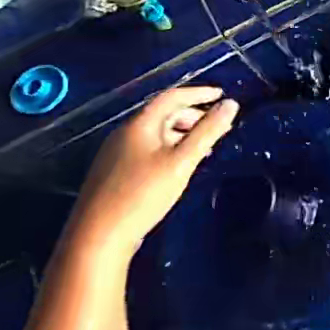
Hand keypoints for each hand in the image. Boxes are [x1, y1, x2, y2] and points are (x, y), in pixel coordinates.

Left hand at [71, 86, 238, 259]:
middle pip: (162, 114)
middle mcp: (125, 132)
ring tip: (204, 147)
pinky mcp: (114, 172)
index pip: (172, 96)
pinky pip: (147, 148)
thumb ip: (207, 132)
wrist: (98, 237)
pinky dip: (169, 148)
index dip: (198, 93)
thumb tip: (231, 104)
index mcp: (139, 124)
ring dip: (182, 133)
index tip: (222, 95)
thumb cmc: (143, 194)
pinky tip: (178, 166)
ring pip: (155, 133)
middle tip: (217, 125)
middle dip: (192, 115)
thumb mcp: (181, 162)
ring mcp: (116, 153)